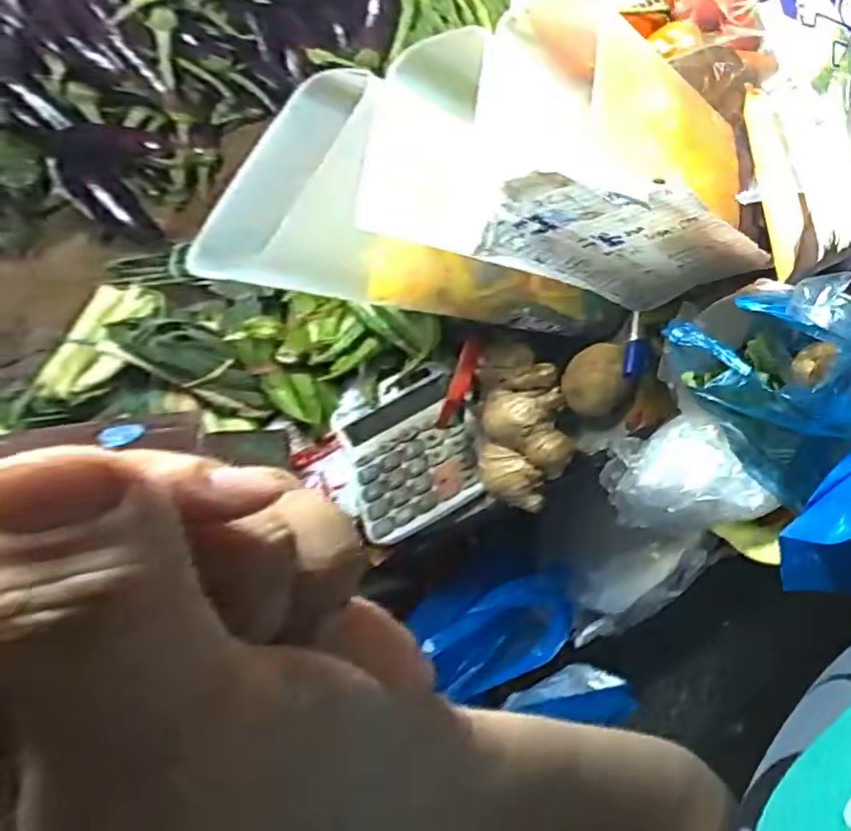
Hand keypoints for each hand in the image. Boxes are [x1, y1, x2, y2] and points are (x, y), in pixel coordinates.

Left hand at [0, 447, 471, 830]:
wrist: (392, 794)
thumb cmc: (272, 801)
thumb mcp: (171, 728)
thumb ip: (88, 615)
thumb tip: (52, 473)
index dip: (54, 494)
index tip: (193, 501)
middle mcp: (19, 647)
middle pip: (82, 502)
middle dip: (211, 532)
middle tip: (259, 608)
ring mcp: (116, 612)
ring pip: (192, 496)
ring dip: (283, 546)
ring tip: (293, 632)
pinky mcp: (213, 586)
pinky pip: (262, 509)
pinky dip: (315, 549)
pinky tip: (316, 613)